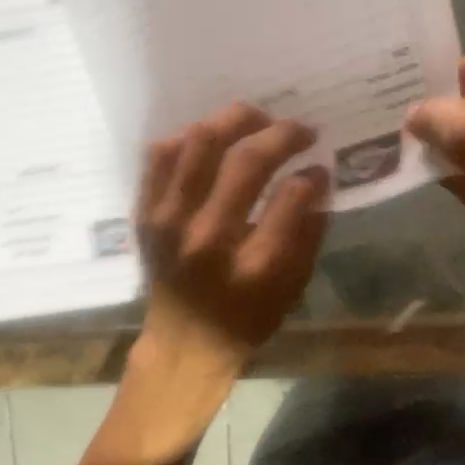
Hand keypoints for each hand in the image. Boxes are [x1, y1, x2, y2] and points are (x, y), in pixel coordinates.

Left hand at [133, 104, 330, 373]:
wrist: (183, 343)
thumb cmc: (246, 320)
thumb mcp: (291, 290)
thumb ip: (308, 235)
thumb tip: (318, 180)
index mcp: (252, 266)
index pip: (289, 198)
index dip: (311, 175)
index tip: (319, 166)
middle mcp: (207, 238)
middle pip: (245, 161)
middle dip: (282, 136)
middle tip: (301, 131)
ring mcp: (170, 222)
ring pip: (200, 143)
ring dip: (235, 121)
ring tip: (258, 120)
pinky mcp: (145, 214)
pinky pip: (161, 154)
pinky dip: (189, 137)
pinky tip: (212, 140)